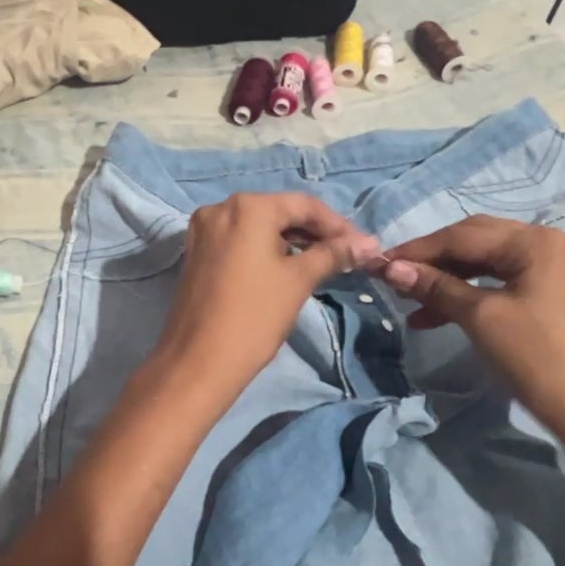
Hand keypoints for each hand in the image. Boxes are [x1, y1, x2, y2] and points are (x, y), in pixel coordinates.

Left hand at [154, 192, 379, 393]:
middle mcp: (220, 208)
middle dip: (313, 232)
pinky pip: (239, 241)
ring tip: (321, 263)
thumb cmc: (255, 316)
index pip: (303, 205)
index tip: (362, 246)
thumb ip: (332, 254)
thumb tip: (368, 243)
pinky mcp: (196, 252)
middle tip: (345, 256)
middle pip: (278, 212)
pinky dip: (264, 249)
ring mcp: (203, 230)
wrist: (199, 360)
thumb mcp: (298, 280)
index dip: (338, 225)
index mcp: (247, 207)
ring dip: (290, 241)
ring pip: (257, 227)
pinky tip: (286, 267)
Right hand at [379, 215, 564, 437]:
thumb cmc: (537, 358)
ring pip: (495, 262)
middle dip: (435, 261)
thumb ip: (436, 287)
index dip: (418, 249)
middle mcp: (559, 242)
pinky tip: (446, 311)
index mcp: (541, 242)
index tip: (380, 263)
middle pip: (482, 241)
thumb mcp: (481, 318)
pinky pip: (512, 279)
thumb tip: (390, 269)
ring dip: (453, 280)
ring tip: (415, 304)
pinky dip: (478, 291)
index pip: (466, 235)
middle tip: (396, 278)